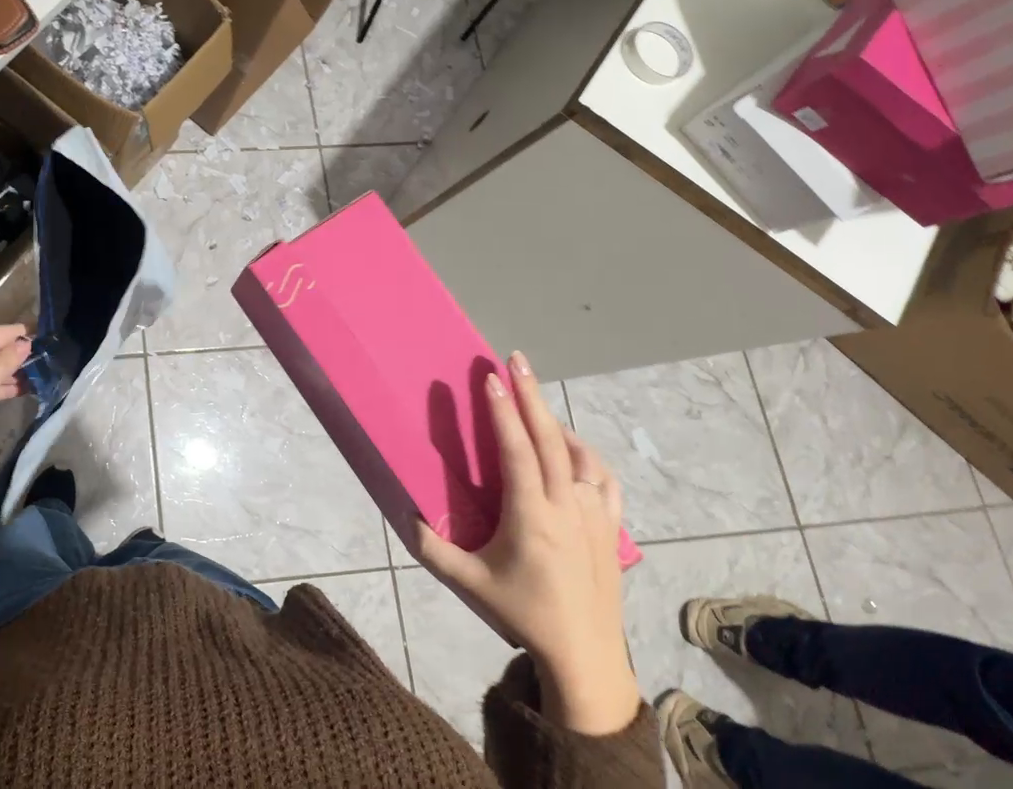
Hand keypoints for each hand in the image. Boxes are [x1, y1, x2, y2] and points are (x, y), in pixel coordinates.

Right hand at [398, 351, 639, 735]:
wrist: (584, 652)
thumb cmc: (522, 612)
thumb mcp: (468, 583)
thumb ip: (431, 547)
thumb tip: (402, 513)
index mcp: (532, 516)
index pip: (518, 451)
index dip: (503, 413)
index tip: (490, 379)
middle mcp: (566, 506)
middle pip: (549, 438)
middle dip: (530, 395)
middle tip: (515, 360)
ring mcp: (594, 514)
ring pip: (578, 454)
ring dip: (554, 421)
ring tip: (533, 399)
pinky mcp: (610, 526)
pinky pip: (602, 478)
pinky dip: (585, 455)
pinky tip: (572, 449)